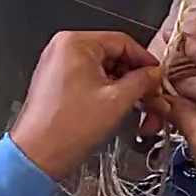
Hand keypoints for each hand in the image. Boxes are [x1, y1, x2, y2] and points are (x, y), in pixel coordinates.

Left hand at [11, 32, 164, 182]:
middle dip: (133, 76)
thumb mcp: (116, 100)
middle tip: (149, 94)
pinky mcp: (55, 81)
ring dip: (120, 85)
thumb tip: (154, 73)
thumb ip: (141, 81)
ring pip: (101, 68)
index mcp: (75, 43)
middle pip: (111, 54)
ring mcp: (57, 64)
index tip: (158, 75)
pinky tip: (115, 106)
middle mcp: (62, 48)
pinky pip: (87, 77)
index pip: (121, 41)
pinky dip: (104, 90)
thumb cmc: (67, 127)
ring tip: (134, 105)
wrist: (38, 154)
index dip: (144, 59)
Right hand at [158, 36, 195, 195]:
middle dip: (166, 88)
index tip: (149, 43)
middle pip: (194, 76)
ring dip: (174, 106)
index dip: (175, 43)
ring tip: (147, 119)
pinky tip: (166, 126)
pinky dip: (188, 117)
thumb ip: (175, 109)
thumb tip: (150, 93)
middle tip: (138, 101)